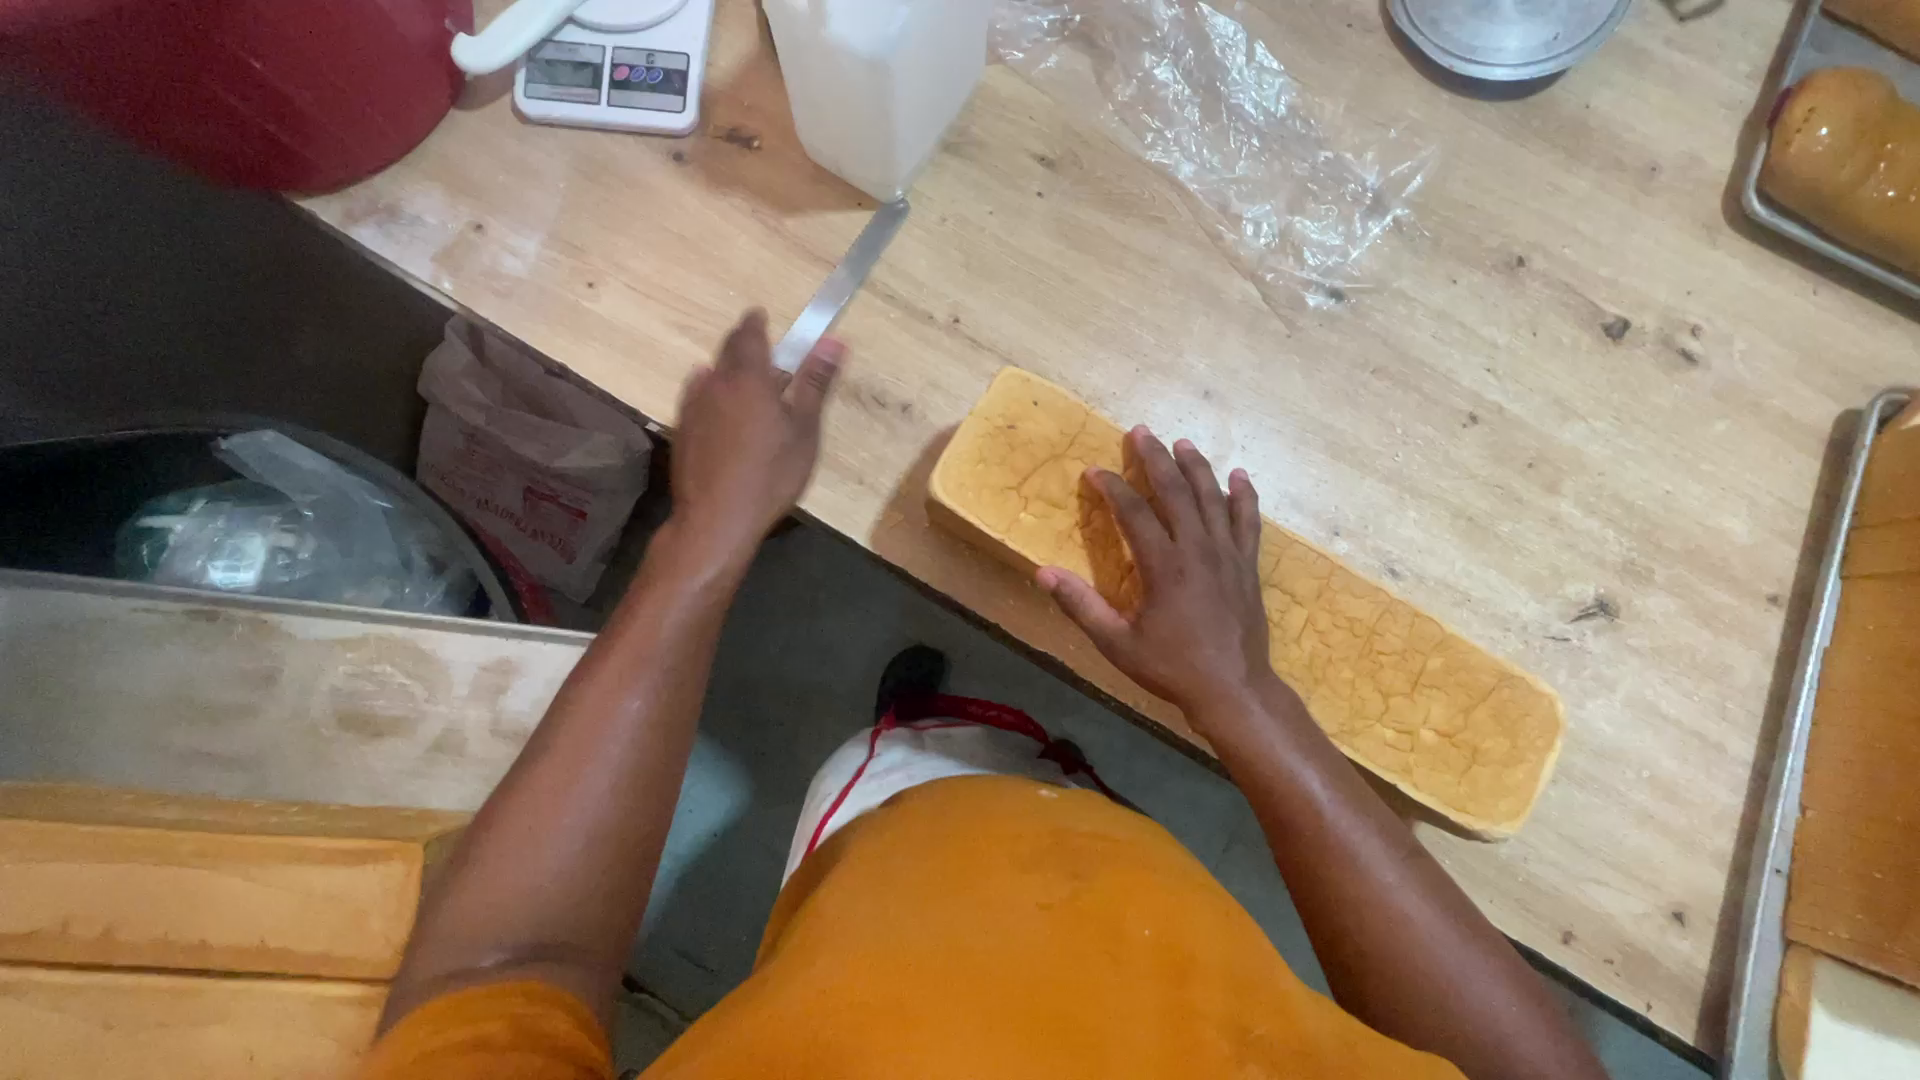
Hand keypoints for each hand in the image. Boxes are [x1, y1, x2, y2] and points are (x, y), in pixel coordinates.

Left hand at [668, 309, 844, 561]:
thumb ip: (816, 383)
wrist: (717, 518)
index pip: (750, 336)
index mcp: (749, 378)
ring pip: (710, 376)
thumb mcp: (804, 431)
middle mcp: (715, 384)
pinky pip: (697, 399)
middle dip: (742, 343)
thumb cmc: (771, 475)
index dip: (756, 323)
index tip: (761, 315)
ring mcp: (693, 408)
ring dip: (727, 370)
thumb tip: (834, 341)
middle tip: (757, 343)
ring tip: (743, 378)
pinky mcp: (682, 432)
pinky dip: (711, 393)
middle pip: (727, 352)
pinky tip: (718, 408)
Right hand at [1037, 427, 1281, 727]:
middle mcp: (1198, 549)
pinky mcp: (1248, 565)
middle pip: (1176, 491)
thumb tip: (1043, 573)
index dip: (1112, 486)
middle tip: (1140, 432)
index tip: (1094, 471)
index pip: (1134, 511)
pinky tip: (1239, 476)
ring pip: (1212, 497)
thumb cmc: (1171, 667)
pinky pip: (1248, 520)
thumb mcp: (1117, 643)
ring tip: (1181, 442)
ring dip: (1196, 466)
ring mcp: (1228, 554)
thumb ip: (1080, 605)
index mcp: (1164, 566)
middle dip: (1156, 458)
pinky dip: (1243, 496)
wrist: (1233, 689)